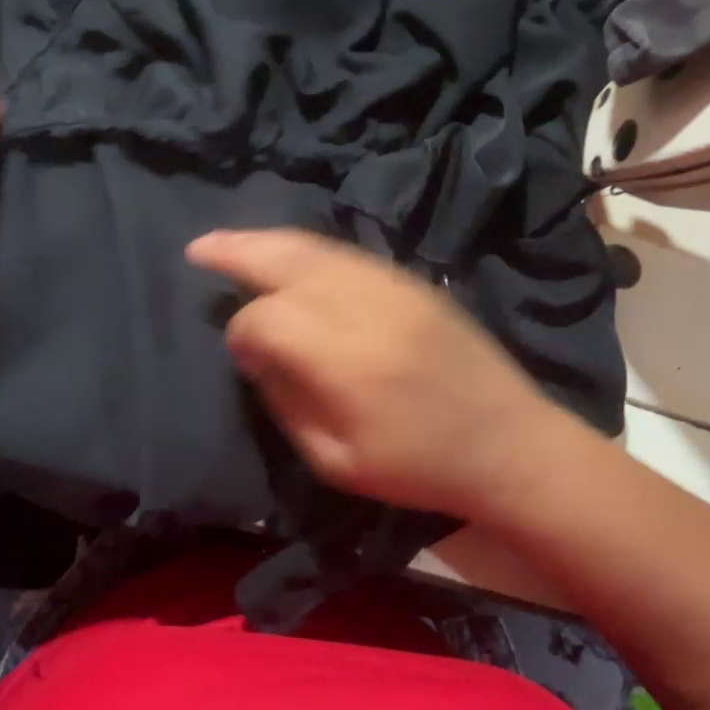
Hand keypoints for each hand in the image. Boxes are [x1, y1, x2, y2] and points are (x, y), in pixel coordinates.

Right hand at [187, 228, 579, 518]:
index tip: (242, 357)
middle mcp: (368, 309)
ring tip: (227, 242)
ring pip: (315, 248)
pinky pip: (345, 253)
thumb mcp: (335, 461)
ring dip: (266, 241)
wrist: (511, 445)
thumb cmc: (418, 468)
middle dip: (236, 252)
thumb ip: (285, 402)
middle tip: (198, 249)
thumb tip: (254, 354)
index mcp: (347, 362)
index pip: (267, 319)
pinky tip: (284, 254)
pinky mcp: (413, 282)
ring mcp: (394, 288)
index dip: (241, 333)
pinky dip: (305, 249)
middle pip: (287, 261)